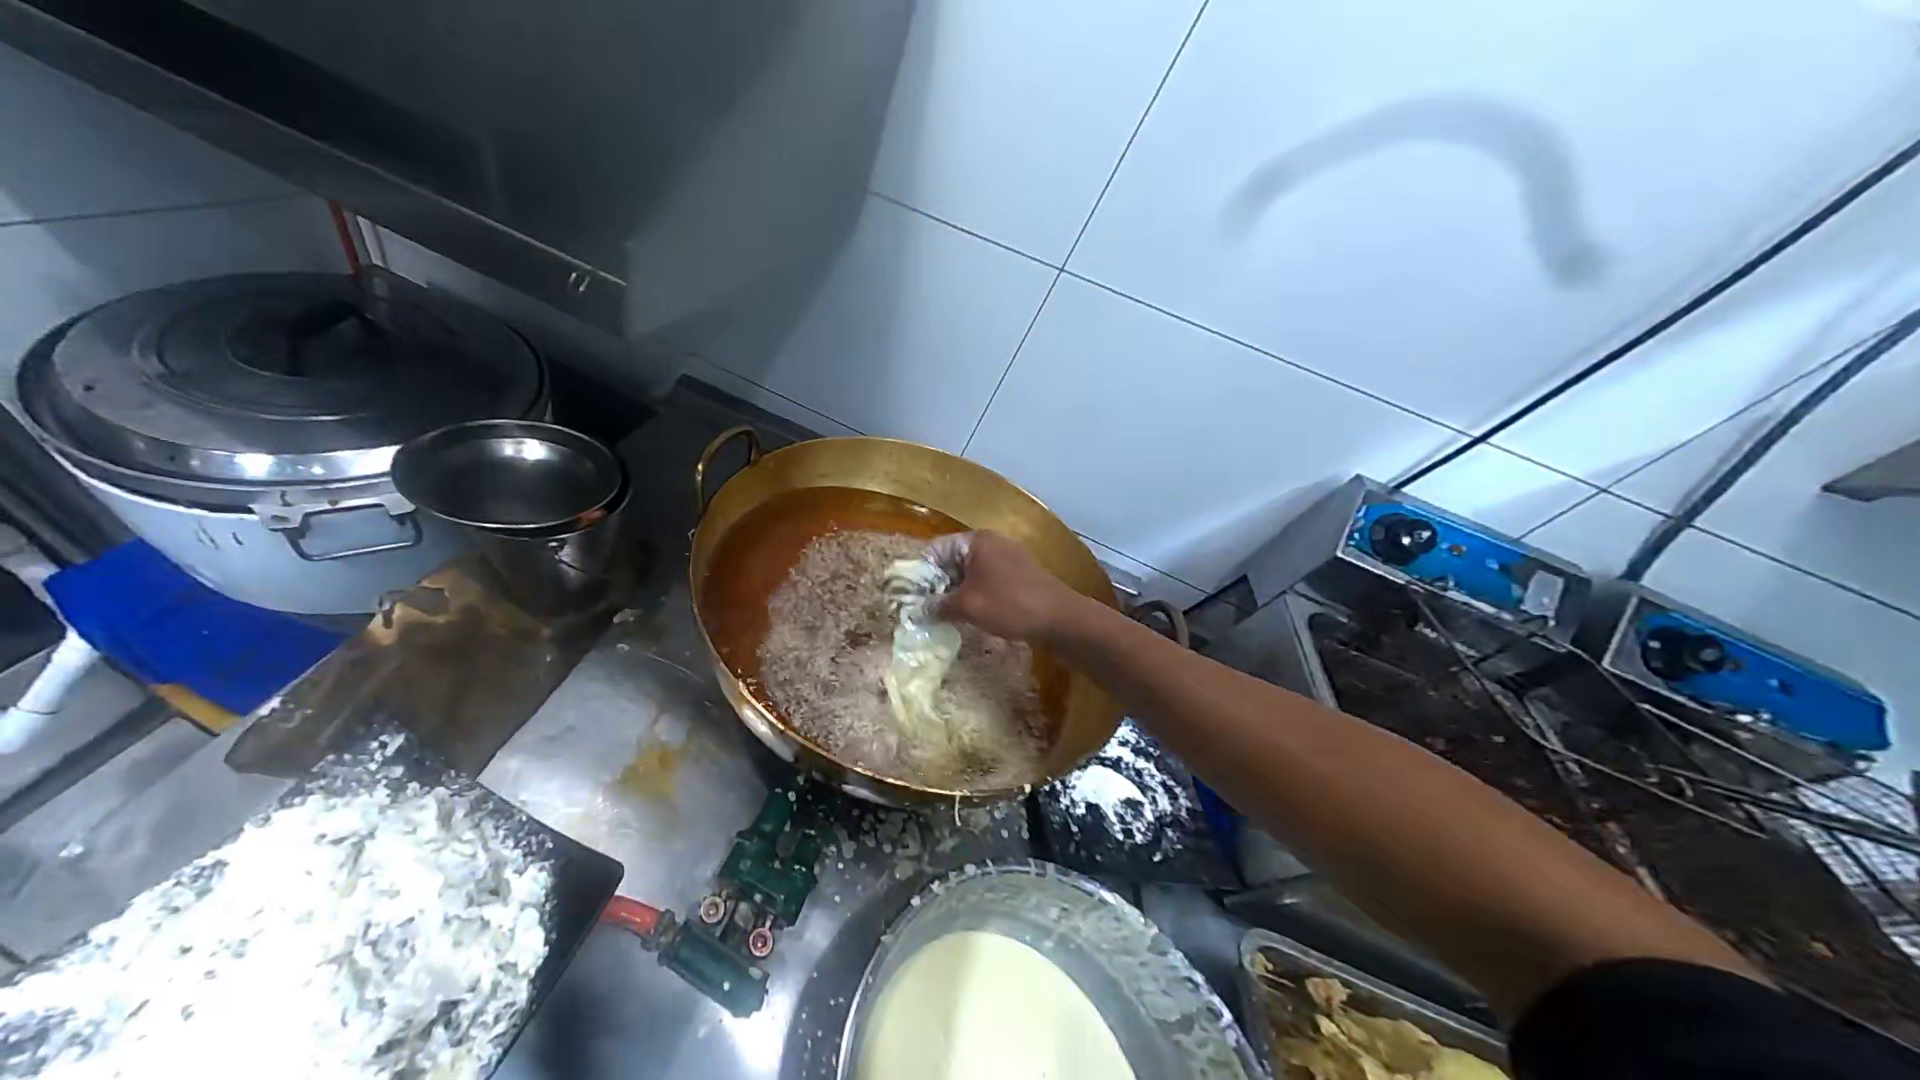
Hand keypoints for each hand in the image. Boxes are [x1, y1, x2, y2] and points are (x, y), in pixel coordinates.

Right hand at [926, 530, 1087, 642]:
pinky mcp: (1018, 575)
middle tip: (924, 610)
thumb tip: (916, 611)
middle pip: (952, 560)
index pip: (935, 549)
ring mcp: (1007, 558)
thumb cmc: (1011, 605)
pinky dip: (974, 595)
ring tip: (943, 616)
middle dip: (936, 585)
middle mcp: (991, 543)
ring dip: (955, 593)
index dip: (920, 573)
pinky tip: (970, 615)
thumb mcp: (968, 606)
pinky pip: (986, 581)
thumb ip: (938, 606)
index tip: (910, 597)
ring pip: (969, 573)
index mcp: (977, 541)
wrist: (1061, 619)